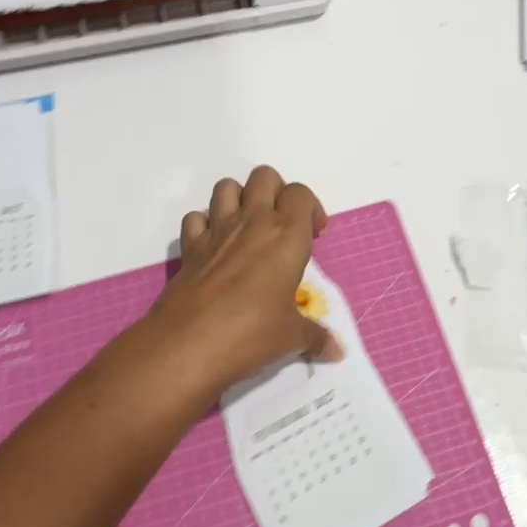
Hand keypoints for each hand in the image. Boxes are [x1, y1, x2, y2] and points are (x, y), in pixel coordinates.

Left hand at [147, 165, 341, 392]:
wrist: (190, 343)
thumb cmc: (252, 334)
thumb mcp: (291, 337)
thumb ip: (315, 336)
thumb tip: (337, 350)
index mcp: (286, 235)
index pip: (301, 194)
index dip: (311, 208)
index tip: (314, 234)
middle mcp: (252, 221)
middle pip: (264, 177)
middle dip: (276, 191)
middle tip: (282, 225)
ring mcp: (217, 230)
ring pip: (227, 186)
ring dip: (239, 199)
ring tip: (248, 229)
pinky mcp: (190, 246)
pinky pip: (196, 217)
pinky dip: (204, 224)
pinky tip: (214, 247)